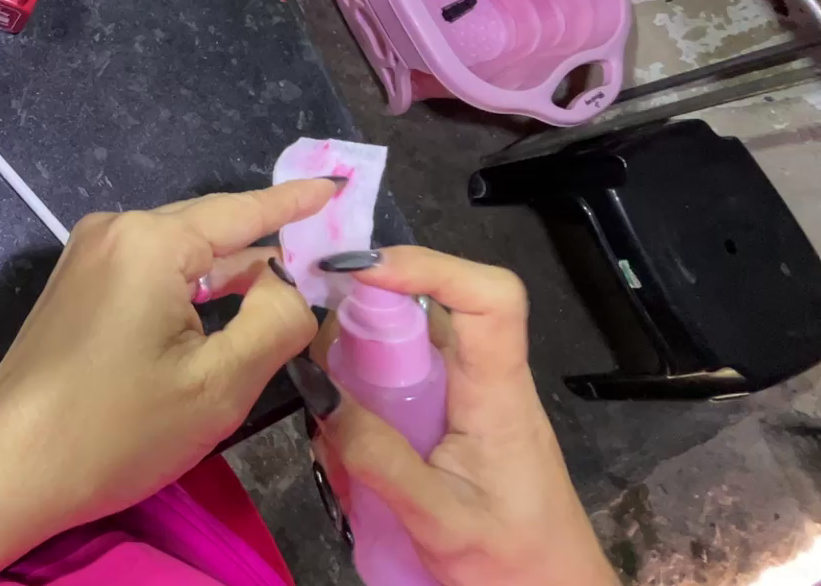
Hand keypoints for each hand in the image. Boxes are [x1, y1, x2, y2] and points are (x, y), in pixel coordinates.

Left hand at [0, 181, 335, 585]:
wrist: (8, 465)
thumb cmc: (117, 428)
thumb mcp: (217, 385)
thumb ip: (273, 322)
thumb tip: (292, 283)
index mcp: (150, 239)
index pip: (239, 211)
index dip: (291, 203)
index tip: (335, 185)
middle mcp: (115, 228)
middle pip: (207, 230)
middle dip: (262, 247)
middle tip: (321, 262)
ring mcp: (87, 252)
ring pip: (177, 251)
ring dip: (225, 272)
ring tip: (281, 289)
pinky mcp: (75, 280)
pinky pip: (147, 268)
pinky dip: (188, 284)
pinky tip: (216, 306)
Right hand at [310, 247, 615, 585]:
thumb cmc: (517, 570)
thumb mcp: (440, 524)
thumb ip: (377, 458)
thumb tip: (315, 387)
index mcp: (498, 393)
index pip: (489, 297)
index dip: (427, 265)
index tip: (356, 270)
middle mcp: (480, 375)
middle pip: (428, 301)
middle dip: (360, 304)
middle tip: (303, 328)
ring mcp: (462, 390)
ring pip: (401, 334)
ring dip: (350, 350)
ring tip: (317, 394)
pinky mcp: (444, 409)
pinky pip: (392, 369)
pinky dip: (355, 381)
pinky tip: (337, 423)